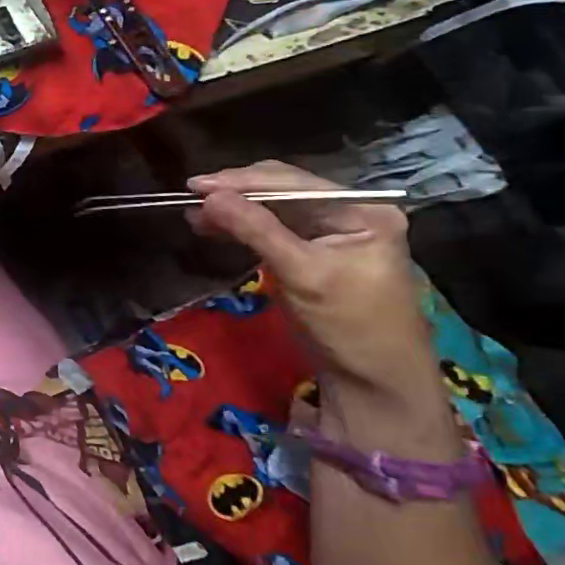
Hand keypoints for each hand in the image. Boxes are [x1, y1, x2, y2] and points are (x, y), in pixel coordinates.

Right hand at [186, 161, 437, 408]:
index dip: (242, 181)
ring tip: (194, 214)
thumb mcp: (302, 274)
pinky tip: (214, 228)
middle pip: (283, 189)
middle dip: (236, 193)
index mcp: (362, 210)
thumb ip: (256, 230)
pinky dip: (243, 227)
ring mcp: (332, 232)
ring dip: (234, 210)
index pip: (294, 182)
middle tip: (191, 196)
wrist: (373, 383)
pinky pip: (274, 229)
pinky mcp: (314, 252)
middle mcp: (350, 212)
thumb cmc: (348, 326)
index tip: (196, 185)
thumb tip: (209, 196)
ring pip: (274, 208)